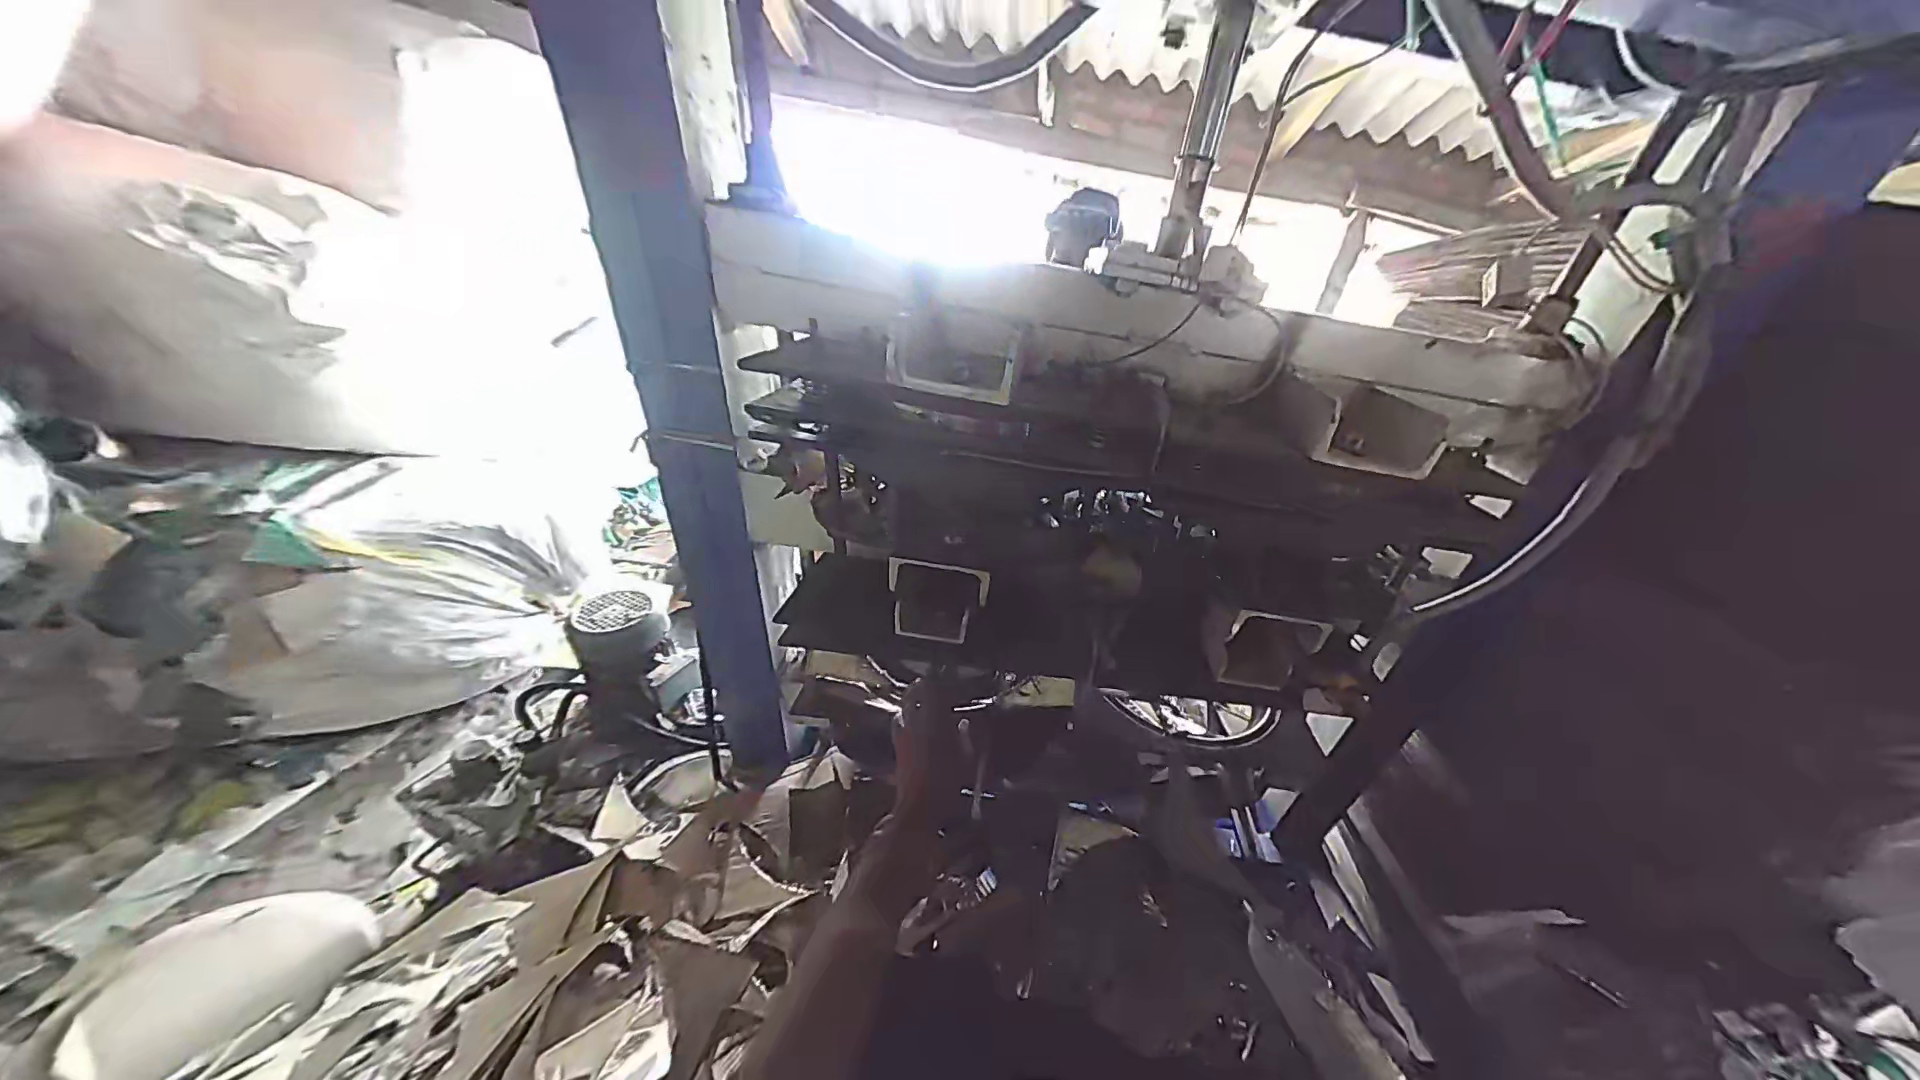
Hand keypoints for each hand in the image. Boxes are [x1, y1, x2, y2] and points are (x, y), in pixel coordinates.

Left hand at [892, 675, 966, 823]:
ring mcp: (902, 734)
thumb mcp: (967, 761)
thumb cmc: (947, 784)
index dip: (940, 682)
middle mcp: (914, 723)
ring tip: (923, 704)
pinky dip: (907, 720)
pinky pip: (900, 725)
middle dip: (923, 688)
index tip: (949, 681)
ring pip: (905, 709)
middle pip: (913, 695)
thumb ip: (966, 738)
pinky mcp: (896, 747)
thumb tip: (963, 723)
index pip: (933, 690)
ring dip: (913, 703)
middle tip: (933, 687)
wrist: (918, 809)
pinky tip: (915, 727)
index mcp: (934, 721)